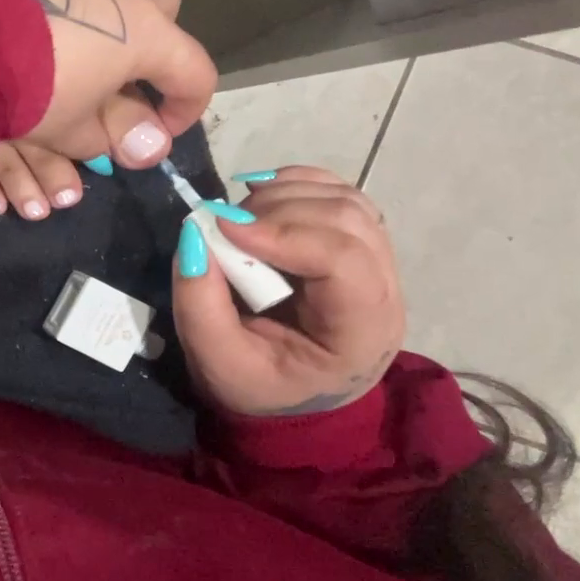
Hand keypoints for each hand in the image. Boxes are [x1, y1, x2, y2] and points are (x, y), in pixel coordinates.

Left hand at [0, 0, 215, 216]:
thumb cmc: (26, 89)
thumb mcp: (68, 129)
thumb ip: (114, 137)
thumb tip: (147, 145)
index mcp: (151, 34)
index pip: (195, 74)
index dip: (184, 109)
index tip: (158, 131)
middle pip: (166, 16)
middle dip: (154, 50)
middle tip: (118, 82)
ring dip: (119, 15)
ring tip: (85, 47)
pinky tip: (50, 19)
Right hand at [170, 166, 405, 415]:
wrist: (286, 396)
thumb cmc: (255, 384)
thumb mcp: (216, 360)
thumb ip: (199, 304)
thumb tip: (194, 235)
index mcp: (360, 331)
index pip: (343, 260)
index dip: (283, 233)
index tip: (222, 226)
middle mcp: (385, 291)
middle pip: (348, 220)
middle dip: (278, 210)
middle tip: (222, 224)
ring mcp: (377, 264)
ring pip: (347, 201)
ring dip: (285, 194)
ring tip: (237, 215)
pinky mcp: (354, 245)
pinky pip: (338, 195)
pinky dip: (296, 184)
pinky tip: (258, 193)